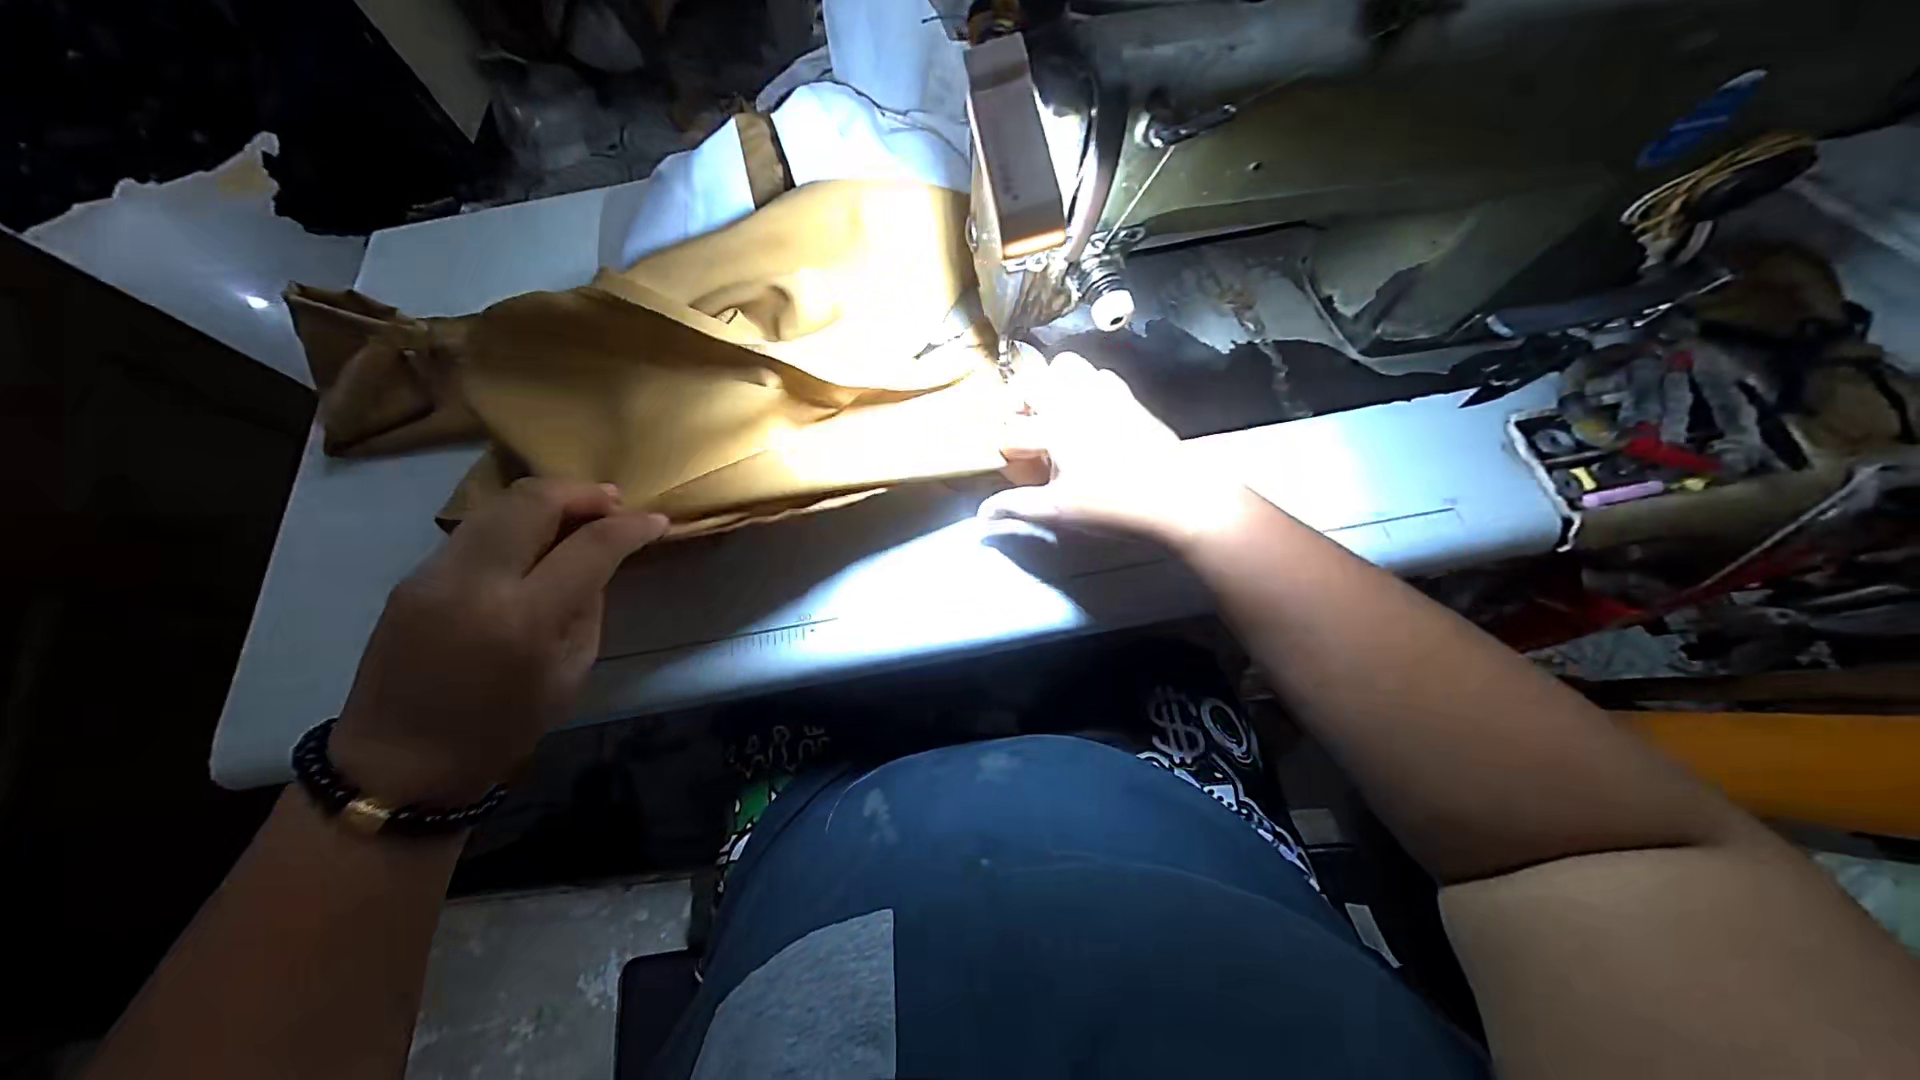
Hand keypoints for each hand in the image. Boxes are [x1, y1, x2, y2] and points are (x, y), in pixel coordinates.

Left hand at [330, 479, 669, 804]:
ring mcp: (434, 573)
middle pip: (533, 501)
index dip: (631, 527)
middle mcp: (475, 581)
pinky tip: (535, 540)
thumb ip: (588, 606)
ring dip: (547, 500)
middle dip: (583, 493)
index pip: (590, 546)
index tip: (657, 521)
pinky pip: (476, 530)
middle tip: (615, 503)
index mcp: (525, 618)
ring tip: (580, 513)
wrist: (401, 760)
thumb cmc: (504, 726)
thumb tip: (600, 560)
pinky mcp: (412, 576)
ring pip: (498, 505)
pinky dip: (516, 523)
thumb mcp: (572, 669)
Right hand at [980, 351, 1249, 548]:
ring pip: (1065, 365)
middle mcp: (1072, 401)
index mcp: (1051, 429)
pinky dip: (1087, 385)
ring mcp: (1102, 393)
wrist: (1175, 495)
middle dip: (1020, 403)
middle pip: (1029, 382)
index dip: (1007, 451)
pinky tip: (1091, 411)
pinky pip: (1099, 374)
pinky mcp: (1126, 396)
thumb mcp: (1058, 511)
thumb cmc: (1111, 505)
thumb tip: (982, 513)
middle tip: (1028, 429)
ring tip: (1056, 411)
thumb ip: (1018, 507)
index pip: (1009, 430)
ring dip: (1053, 383)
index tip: (1017, 467)